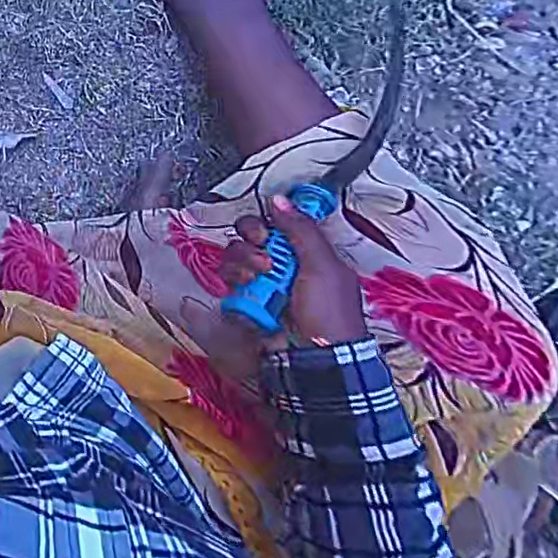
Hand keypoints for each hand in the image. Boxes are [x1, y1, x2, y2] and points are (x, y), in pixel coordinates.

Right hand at [219, 196, 368, 344]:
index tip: (267, 231)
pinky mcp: (246, 297)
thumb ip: (302, 230)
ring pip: (235, 254)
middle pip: (249, 235)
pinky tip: (247, 288)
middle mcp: (281, 262)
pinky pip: (227, 277)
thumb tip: (280, 200)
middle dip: (251, 243)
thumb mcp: (323, 267)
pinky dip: (234, 279)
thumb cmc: (330, 314)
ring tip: (257, 278)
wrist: (316, 357)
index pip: (275, 222)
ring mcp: (262, 280)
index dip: (267, 222)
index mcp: (305, 251)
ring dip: (243, 263)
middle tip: (264, 259)